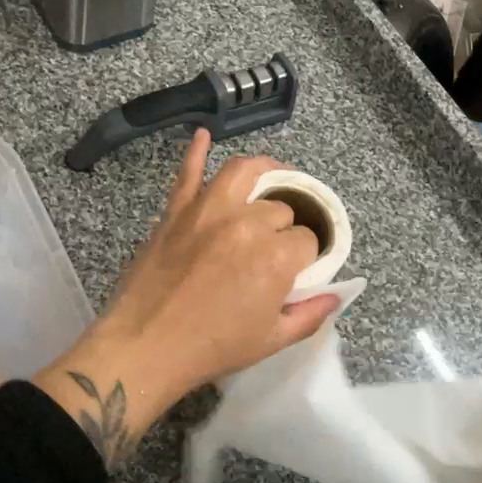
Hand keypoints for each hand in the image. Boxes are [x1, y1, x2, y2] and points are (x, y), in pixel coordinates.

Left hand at [34, 129, 339, 468]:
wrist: (145, 348)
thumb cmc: (212, 348)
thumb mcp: (271, 341)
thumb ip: (309, 315)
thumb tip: (335, 296)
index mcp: (275, 258)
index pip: (307, 239)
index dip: (307, 254)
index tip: (297, 270)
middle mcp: (246, 224)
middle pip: (280, 207)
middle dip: (285, 224)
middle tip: (276, 246)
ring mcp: (207, 211)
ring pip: (243, 172)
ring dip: (263, 170)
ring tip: (272, 175)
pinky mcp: (176, 210)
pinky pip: (188, 172)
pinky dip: (196, 151)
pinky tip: (203, 134)